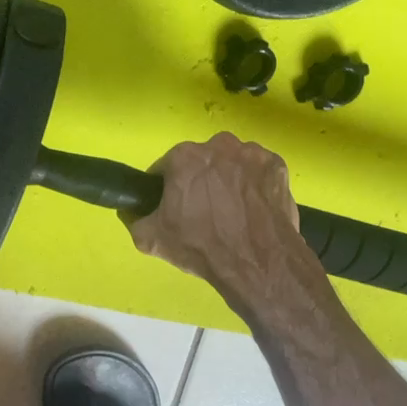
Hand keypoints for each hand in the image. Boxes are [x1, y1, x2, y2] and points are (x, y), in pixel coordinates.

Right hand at [125, 132, 309, 299]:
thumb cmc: (199, 245)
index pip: (164, 168)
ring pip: (229, 164)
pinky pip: (255, 172)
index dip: (162, 189)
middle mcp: (218, 145)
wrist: (255, 260)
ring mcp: (252, 153)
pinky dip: (251, 185)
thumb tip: (130, 212)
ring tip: (228, 212)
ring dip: (225, 180)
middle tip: (199, 212)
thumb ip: (134, 220)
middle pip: (199, 162)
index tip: (168, 207)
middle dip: (197, 181)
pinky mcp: (276, 165)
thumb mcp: (150, 240)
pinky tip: (249, 209)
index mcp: (184, 157)